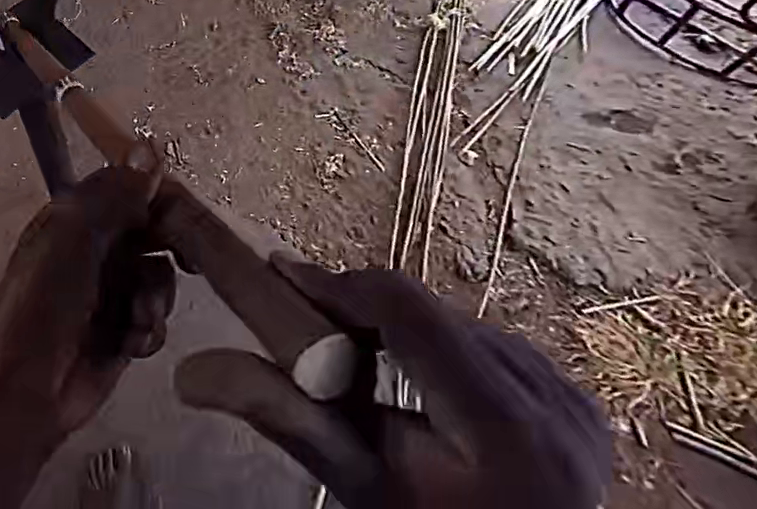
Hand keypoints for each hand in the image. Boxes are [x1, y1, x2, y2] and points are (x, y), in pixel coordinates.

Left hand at [0, 165, 174, 432]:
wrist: (24, 385)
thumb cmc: (43, 297)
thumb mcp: (74, 234)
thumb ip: (115, 194)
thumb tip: (150, 147)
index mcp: (76, 215)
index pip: (128, 188)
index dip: (159, 196)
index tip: (187, 213)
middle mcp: (95, 246)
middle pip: (150, 231)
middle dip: (168, 249)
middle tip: (189, 264)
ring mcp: (108, 289)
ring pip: (158, 276)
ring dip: (155, 296)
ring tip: (138, 317)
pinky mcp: (121, 330)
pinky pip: (154, 317)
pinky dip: (149, 327)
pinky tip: (133, 342)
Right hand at [175, 263, 609, 508]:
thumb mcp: (357, 485)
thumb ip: (284, 417)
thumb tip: (189, 374)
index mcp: (504, 425)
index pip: (404, 309)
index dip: (335, 283)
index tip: (278, 273)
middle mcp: (548, 394)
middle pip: (421, 305)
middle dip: (354, 302)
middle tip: (303, 314)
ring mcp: (566, 391)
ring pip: (443, 311)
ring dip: (385, 317)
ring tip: (348, 346)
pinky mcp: (568, 391)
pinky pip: (472, 332)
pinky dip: (423, 336)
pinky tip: (402, 366)